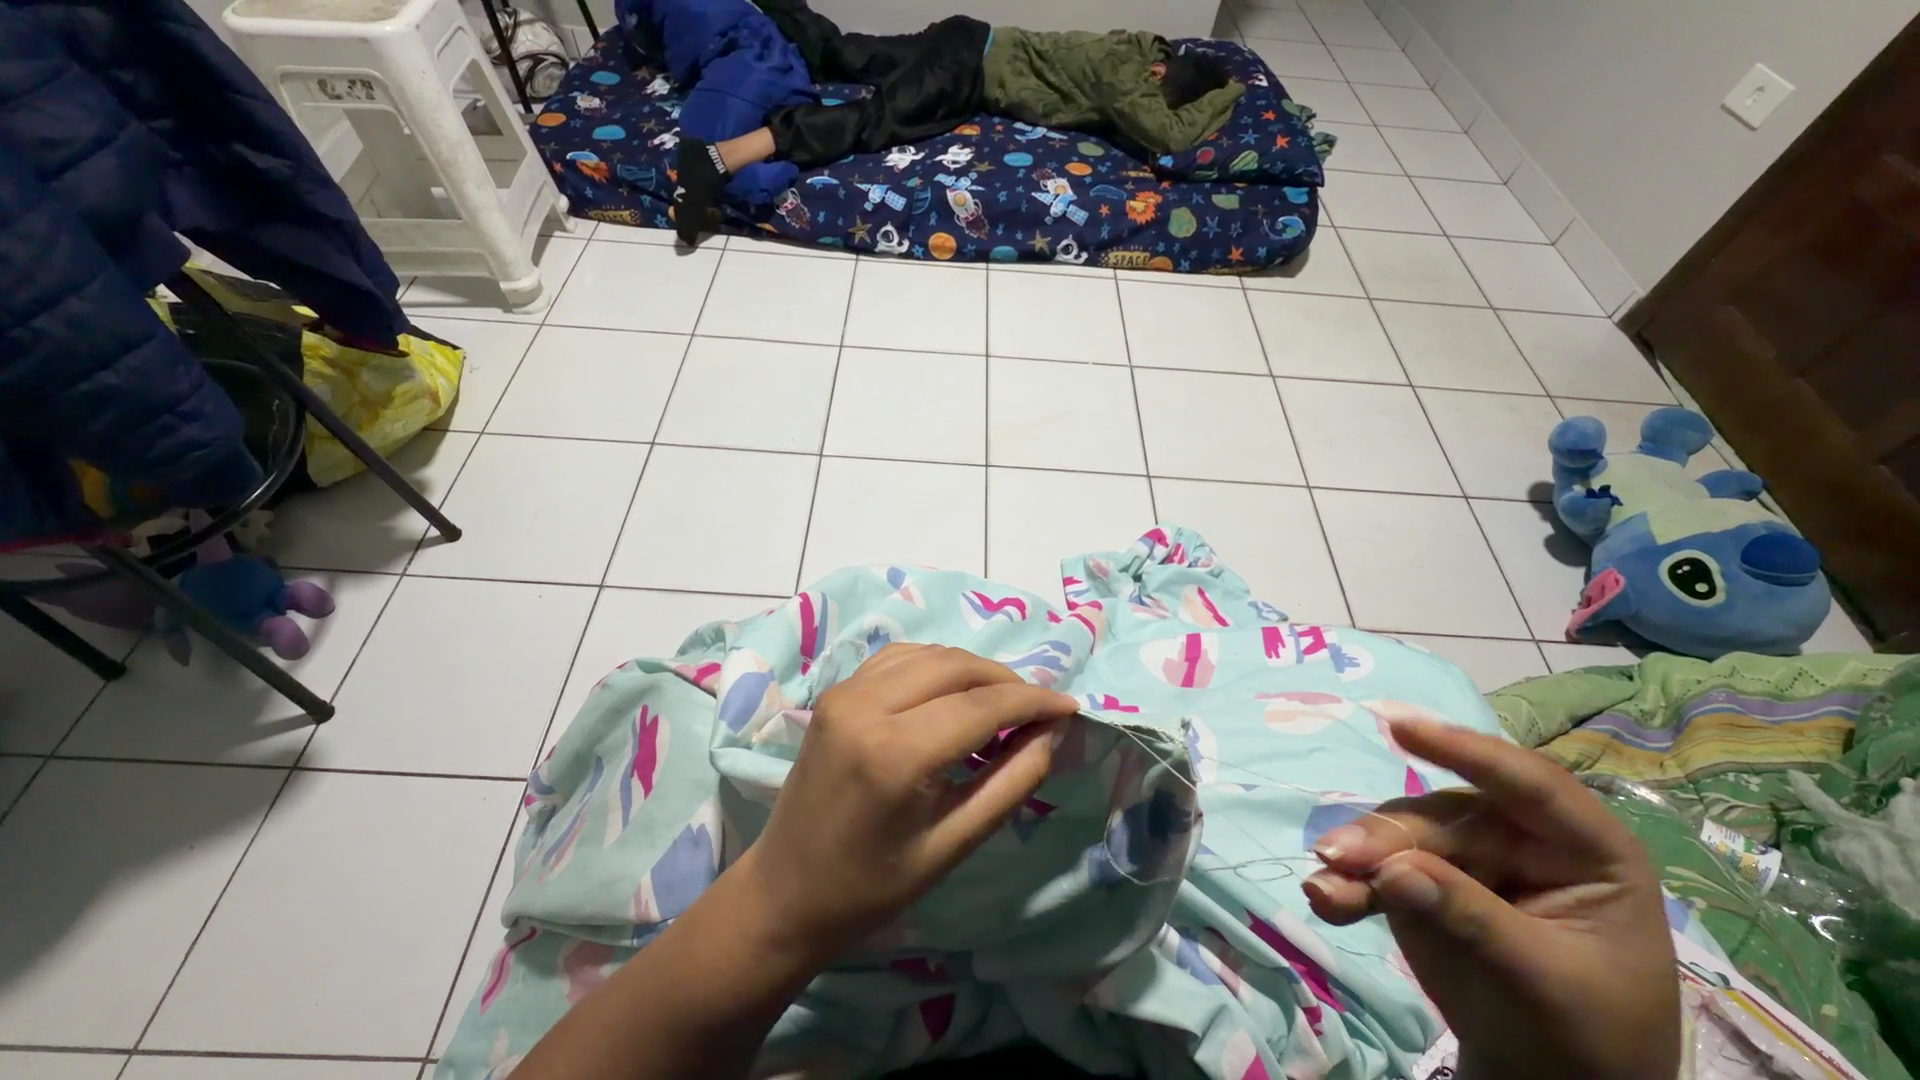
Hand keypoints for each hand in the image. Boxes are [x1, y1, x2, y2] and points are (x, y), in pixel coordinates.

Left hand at [733, 644, 1079, 963]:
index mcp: (895, 752)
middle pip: (958, 666)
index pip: (983, 704)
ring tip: (1003, 706)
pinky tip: (955, 696)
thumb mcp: (953, 844)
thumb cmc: (872, 885)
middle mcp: (866, 706)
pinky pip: (898, 660)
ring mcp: (844, 694)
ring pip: (929, 655)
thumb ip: (1012, 782)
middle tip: (1039, 712)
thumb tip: (1054, 731)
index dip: (1034, 701)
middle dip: (1007, 682)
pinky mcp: (834, 694)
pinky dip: (937, 668)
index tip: (1071, 708)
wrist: (785, 893)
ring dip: (974, 671)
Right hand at [1302, 718, 1679, 1079]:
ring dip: (1358, 859)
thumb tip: (1393, 870)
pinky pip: (1379, 873)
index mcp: (1584, 849)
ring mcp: (1468, 861)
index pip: (1528, 784)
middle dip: (1388, 835)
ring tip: (1323, 890)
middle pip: (1443, 816)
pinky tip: (1325, 900)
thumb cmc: (1589, 1034)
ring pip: (1401, 837)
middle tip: (1336, 857)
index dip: (1465, 751)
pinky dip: (1350, 886)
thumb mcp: (1544, 979)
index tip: (1400, 726)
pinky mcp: (1425, 886)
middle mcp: (1520, 839)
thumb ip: (1472, 918)